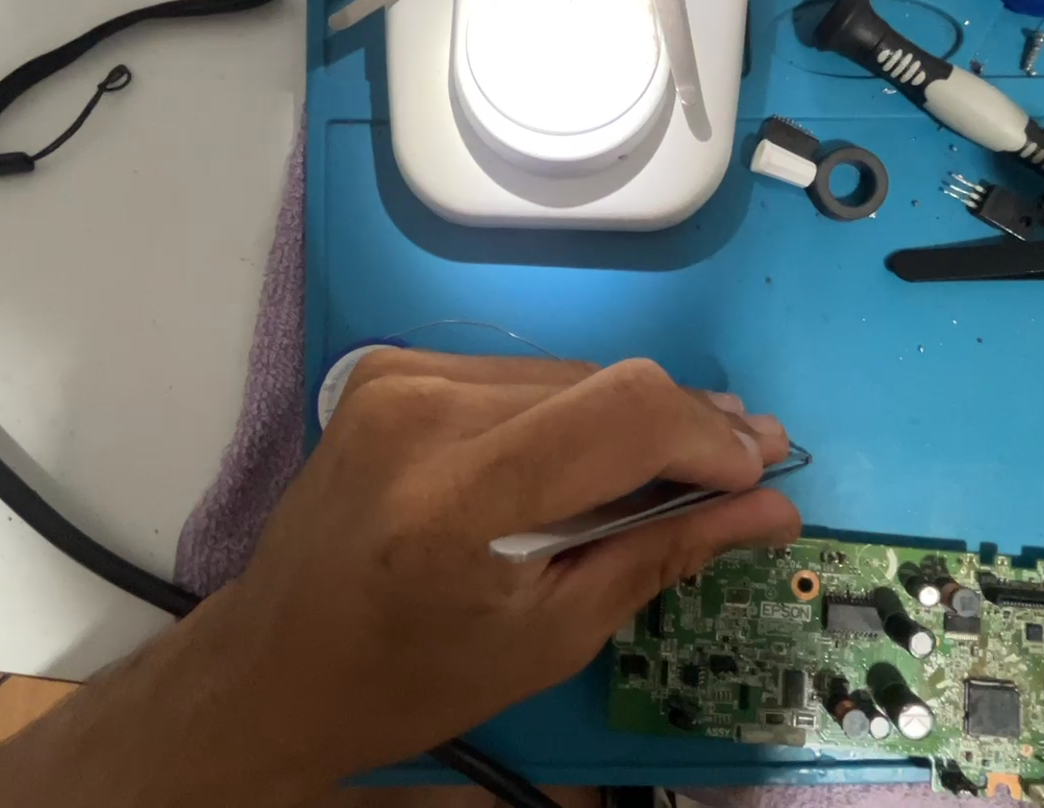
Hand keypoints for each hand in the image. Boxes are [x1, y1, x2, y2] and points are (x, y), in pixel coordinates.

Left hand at [0, 352, 799, 807]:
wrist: (274, 659)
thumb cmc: (410, 676)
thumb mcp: (550, 636)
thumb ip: (661, 553)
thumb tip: (768, 505)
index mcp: (454, 494)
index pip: (618, 415)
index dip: (705, 434)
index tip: (756, 468)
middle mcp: (422, 408)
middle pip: (600, 382)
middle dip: (682, 425)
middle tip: (741, 460)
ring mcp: (399, 375)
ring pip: (566, 372)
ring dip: (629, 416)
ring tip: (678, 458)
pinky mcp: (392, 367)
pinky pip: (519, 375)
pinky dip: (570, 411)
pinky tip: (591, 452)